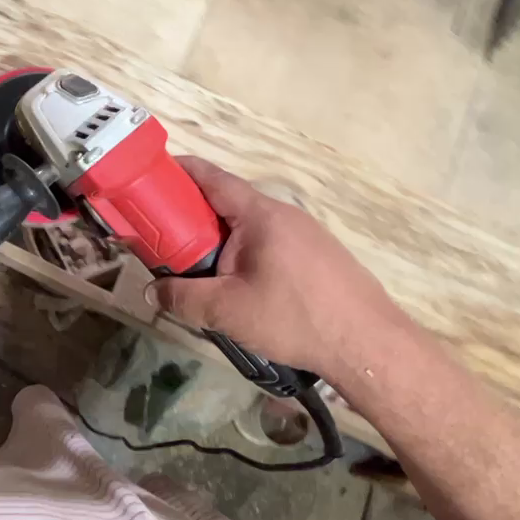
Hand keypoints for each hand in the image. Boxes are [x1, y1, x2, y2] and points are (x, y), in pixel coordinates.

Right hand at [150, 157, 418, 383]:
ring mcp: (306, 235)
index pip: (212, 178)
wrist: (370, 347)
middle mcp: (284, 216)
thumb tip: (152, 290)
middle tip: (161, 238)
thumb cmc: (295, 318)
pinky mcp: (317, 258)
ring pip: (247, 228)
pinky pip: (268, 245)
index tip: (150, 176)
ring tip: (196, 270)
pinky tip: (237, 287)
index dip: (179, 172)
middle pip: (227, 204)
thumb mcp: (226, 310)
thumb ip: (181, 297)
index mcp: (261, 216)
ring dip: (217, 241)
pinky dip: (242, 255)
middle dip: (191, 216)